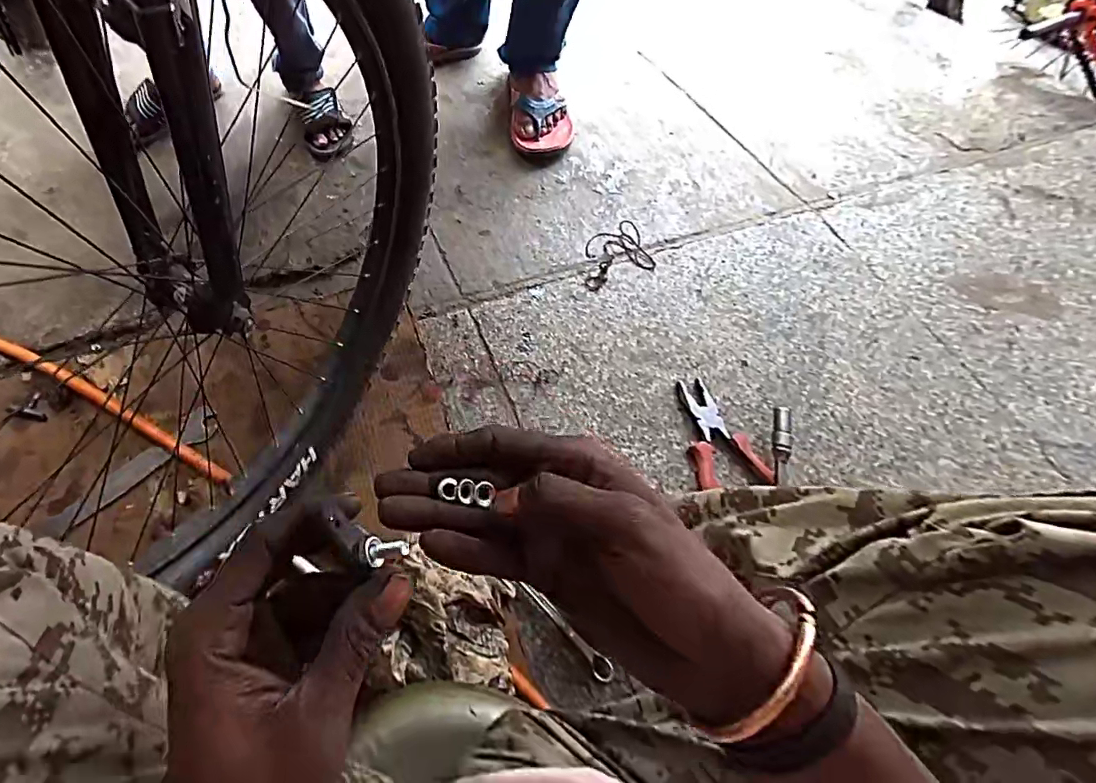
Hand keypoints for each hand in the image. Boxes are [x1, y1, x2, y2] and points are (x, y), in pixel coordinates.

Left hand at [165, 497, 412, 782]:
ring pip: (296, 597)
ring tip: (387, 588)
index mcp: (210, 627)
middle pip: (281, 568)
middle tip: (382, 556)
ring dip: (341, 594)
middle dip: (333, 561)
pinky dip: (334, 624)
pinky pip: (299, 628)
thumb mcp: (314, 714)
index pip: (260, 547)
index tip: (356, 509)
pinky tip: (370, 619)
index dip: (309, 520)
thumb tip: (398, 581)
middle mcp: (219, 625)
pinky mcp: (259, 667)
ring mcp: (239, 646)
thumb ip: (355, 641)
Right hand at [374, 427, 819, 728]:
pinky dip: (464, 551)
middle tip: (386, 487)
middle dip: (434, 483)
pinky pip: (496, 557)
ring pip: (480, 519)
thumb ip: (558, 500)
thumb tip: (498, 498)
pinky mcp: (546, 572)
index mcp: (578, 464)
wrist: (709, 648)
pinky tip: (432, 546)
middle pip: (482, 482)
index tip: (417, 454)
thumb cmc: (675, 571)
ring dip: (437, 515)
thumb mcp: (625, 522)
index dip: (459, 447)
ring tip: (393, 515)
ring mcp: (547, 534)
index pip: (507, 446)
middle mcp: (555, 492)